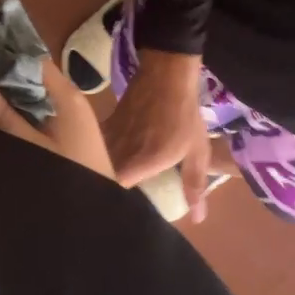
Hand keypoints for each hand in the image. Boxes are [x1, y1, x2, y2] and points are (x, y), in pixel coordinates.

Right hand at [0, 58, 114, 180]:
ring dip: (6, 90)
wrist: (101, 218)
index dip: (4, 51)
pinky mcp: (66, 132)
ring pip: (31, 92)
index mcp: (66, 95)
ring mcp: (69, 116)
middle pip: (30, 73)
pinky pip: (36, 108)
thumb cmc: (68, 178)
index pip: (32, 58)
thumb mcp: (31, 148)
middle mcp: (69, 99)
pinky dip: (15, 106)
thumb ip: (4, 116)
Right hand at [102, 50, 210, 220]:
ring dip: (100, 169)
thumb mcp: (197, 152)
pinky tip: (107, 157)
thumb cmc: (184, 116)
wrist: (165, 75)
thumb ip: (194, 185)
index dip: (117, 200)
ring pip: (97, 157)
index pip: (118, 187)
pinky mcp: (107, 121)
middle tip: (114, 199)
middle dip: (105, 186)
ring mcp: (111, 133)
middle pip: (103, 173)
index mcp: (142, 161)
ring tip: (107, 181)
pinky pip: (98, 143)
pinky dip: (99, 152)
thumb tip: (198, 219)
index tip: (123, 210)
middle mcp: (121, 149)